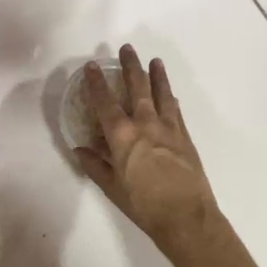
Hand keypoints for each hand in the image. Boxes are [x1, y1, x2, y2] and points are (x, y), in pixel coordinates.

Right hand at [75, 45, 223, 256]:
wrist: (187, 218)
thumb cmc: (144, 205)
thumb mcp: (112, 188)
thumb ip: (95, 166)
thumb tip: (79, 149)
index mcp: (123, 136)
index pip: (105, 103)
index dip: (97, 83)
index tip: (93, 65)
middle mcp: (145, 125)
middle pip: (137, 88)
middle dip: (130, 67)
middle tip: (127, 48)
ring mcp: (169, 129)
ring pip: (161, 94)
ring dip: (157, 76)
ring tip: (155, 61)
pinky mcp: (185, 138)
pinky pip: (177, 112)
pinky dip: (171, 100)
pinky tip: (171, 95)